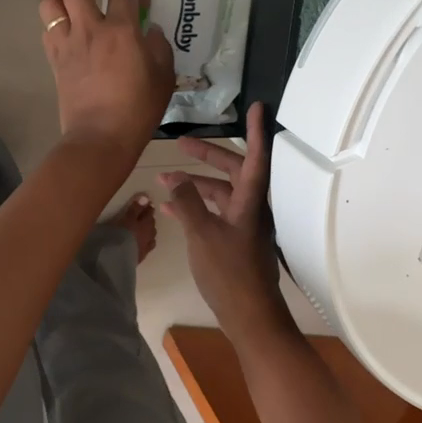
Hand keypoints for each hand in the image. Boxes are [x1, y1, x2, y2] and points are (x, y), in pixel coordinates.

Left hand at [38, 0, 173, 158]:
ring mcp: (67, 44)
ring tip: (82, 11)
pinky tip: (75, 37)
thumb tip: (150, 31)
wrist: (100, 139)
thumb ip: (159, 47)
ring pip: (50, 2)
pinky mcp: (54, 61)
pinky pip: (48, 30)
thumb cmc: (137, 111)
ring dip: (65, 0)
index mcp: (120, 31)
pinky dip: (59, 26)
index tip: (143, 2)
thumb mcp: (164, 77)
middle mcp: (89, 29)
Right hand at [158, 102, 297, 345]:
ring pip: (220, 193)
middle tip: (181, 143)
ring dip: (194, 184)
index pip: (256, 157)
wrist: (250, 316)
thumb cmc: (229, 274)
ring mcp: (242, 226)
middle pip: (232, 172)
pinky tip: (170, 208)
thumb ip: (188, 203)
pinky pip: (213, 214)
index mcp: (250, 202)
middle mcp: (250, 209)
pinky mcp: (233, 242)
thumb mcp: (203, 235)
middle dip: (207, 155)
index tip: (258, 106)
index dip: (256, 131)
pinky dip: (194, 207)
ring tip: (163, 179)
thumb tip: (175, 177)